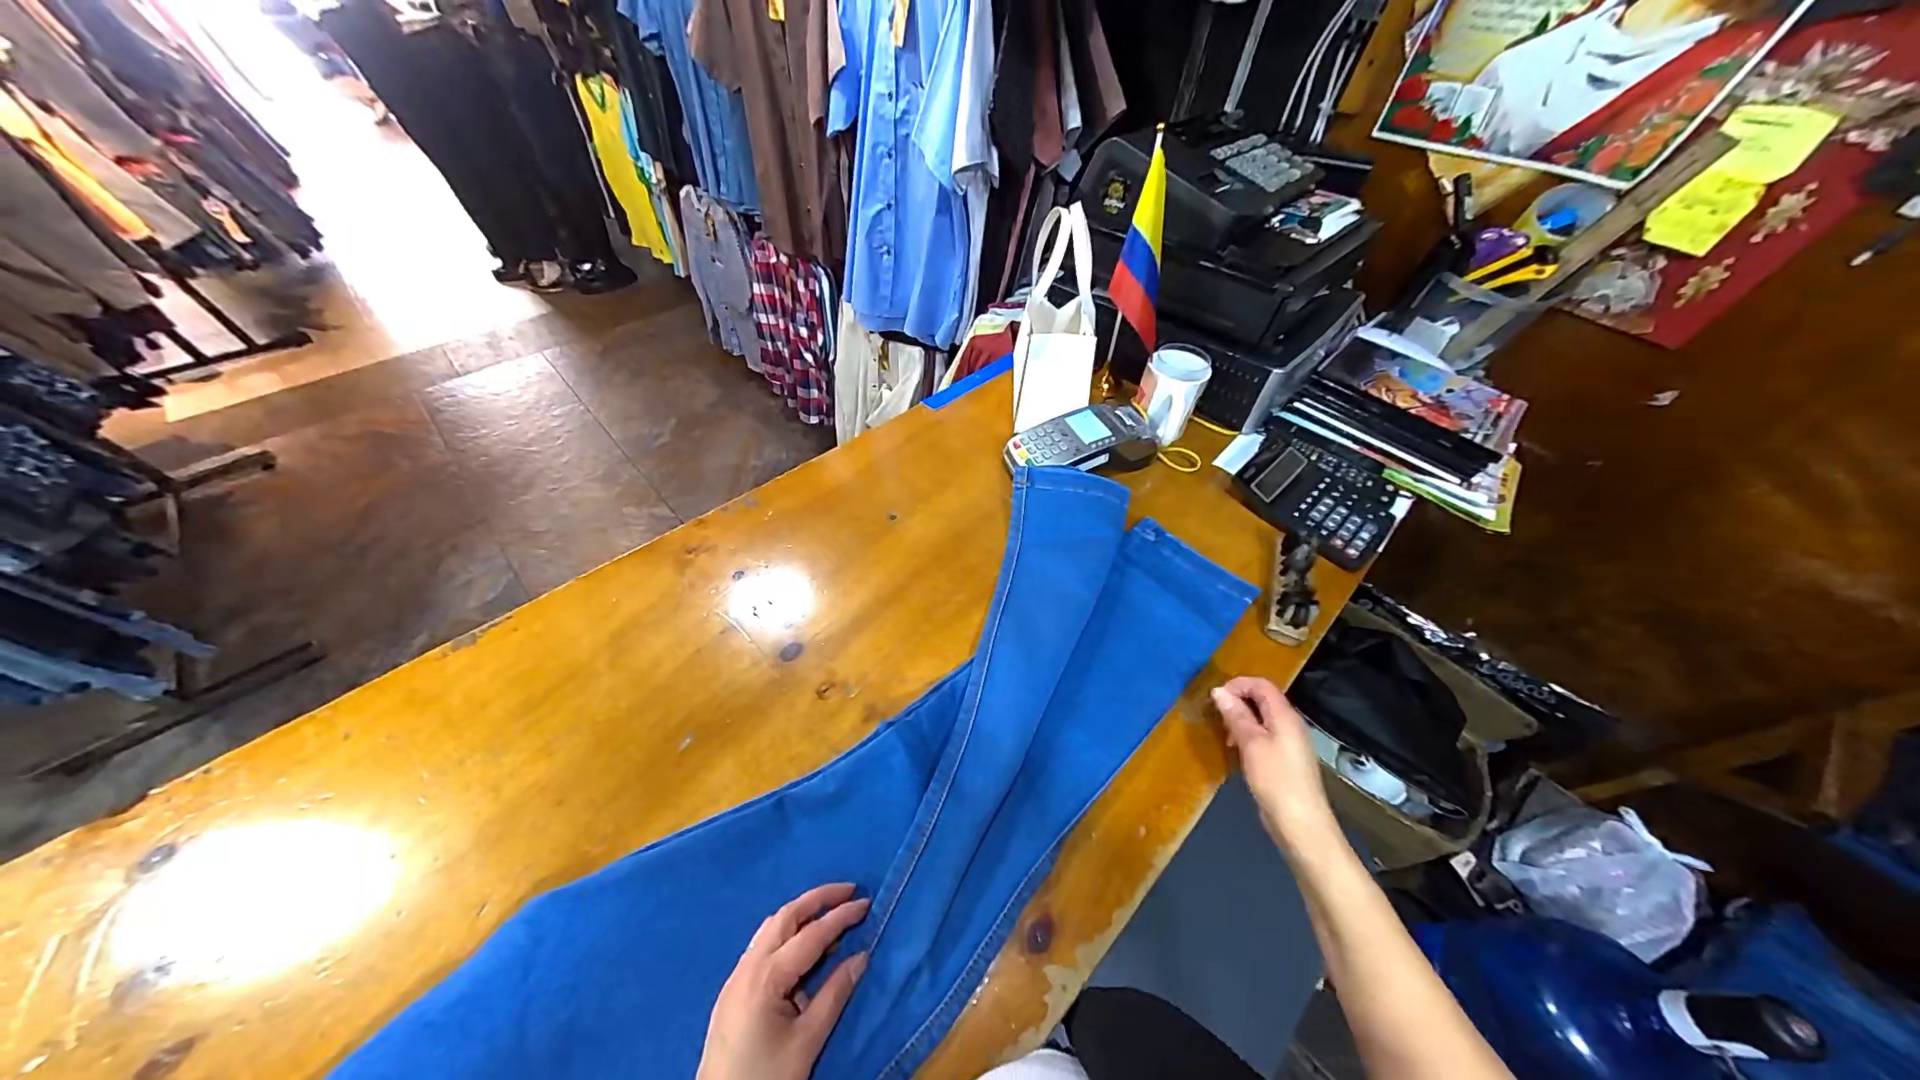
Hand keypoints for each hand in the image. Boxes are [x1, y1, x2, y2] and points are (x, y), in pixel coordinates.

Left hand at [696, 883, 870, 1079]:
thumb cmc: (766, 1079)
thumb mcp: (807, 1041)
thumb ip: (835, 994)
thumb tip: (861, 956)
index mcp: (766, 977)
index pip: (811, 934)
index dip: (841, 916)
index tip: (866, 902)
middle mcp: (748, 967)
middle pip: (785, 917)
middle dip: (818, 899)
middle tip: (848, 891)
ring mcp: (736, 977)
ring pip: (771, 928)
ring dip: (801, 914)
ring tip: (830, 913)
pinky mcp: (733, 990)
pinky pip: (763, 945)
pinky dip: (787, 933)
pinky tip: (803, 946)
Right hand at [1211, 677, 1338, 855]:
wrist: (1300, 823)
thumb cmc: (1275, 778)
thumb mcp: (1251, 743)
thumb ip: (1236, 715)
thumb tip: (1220, 691)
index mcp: (1285, 716)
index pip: (1261, 684)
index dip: (1237, 684)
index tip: (1215, 698)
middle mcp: (1290, 724)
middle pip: (1262, 699)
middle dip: (1237, 701)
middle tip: (1216, 717)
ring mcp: (1289, 743)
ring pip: (1262, 718)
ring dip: (1240, 720)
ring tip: (1224, 735)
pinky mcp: (1285, 759)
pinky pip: (1264, 736)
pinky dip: (1247, 736)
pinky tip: (1236, 751)